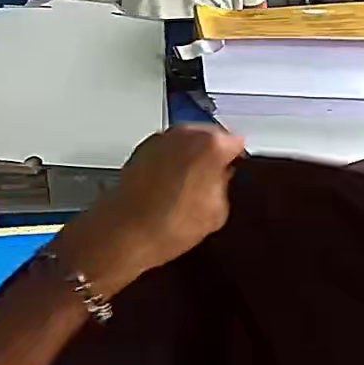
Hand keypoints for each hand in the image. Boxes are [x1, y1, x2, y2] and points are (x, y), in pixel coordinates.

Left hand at [49, 125, 244, 295]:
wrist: (126, 230)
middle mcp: (186, 133)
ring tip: (189, 188)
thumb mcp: (217, 212)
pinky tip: (170, 186)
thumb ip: (226, 185)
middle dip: (213, 155)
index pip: (236, 142)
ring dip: (191, 157)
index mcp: (211, 144)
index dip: (237, 159)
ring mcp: (163, 137)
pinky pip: (168, 149)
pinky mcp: (144, 146)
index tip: (236, 169)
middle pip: (211, 136)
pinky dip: (171, 161)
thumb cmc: (167, 224)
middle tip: (214, 181)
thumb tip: (223, 178)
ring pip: (188, 141)